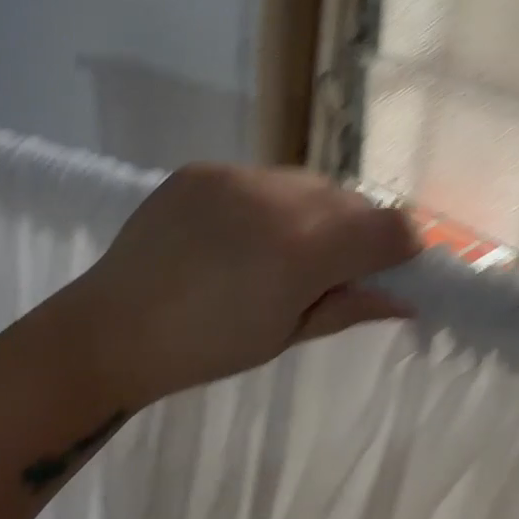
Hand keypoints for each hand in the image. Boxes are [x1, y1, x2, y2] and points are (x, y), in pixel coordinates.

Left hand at [56, 163, 422, 410]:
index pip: (390, 227)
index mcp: (304, 249)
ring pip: (305, 184)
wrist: (114, 329)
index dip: (401, 249)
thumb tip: (404, 300)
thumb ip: (348, 307)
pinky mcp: (202, 169)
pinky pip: (258, 178)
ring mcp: (236, 176)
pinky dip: (266, 204)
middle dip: (354, 232)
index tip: (386, 271)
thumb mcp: (284, 335)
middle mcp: (277, 198)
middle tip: (328, 270)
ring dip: (312, 213)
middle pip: (350, 200)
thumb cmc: (206, 349)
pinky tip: (236, 236)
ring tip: (277, 251)